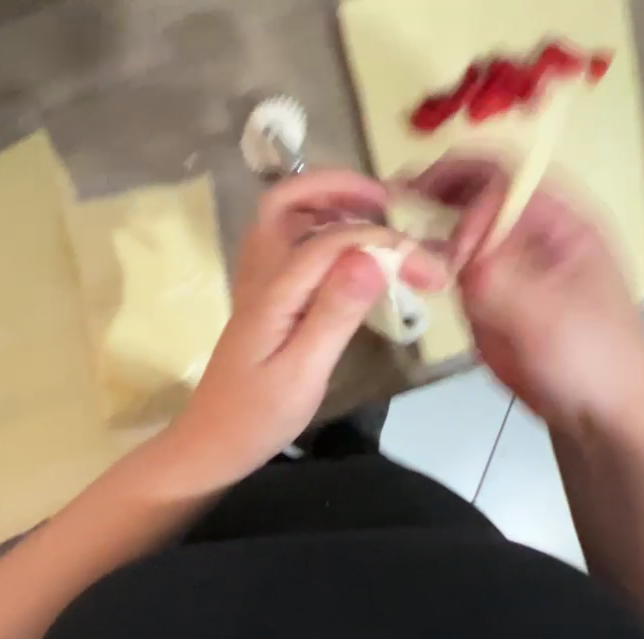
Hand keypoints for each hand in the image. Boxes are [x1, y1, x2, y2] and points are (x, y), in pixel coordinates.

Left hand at [157, 171, 445, 489]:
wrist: (211, 446)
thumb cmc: (257, 419)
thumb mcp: (302, 373)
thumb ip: (334, 313)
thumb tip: (372, 256)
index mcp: (273, 293)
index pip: (335, 241)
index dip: (387, 244)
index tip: (432, 272)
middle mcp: (259, 279)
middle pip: (287, 203)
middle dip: (338, 188)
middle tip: (386, 202)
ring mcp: (256, 290)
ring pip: (284, 222)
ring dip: (327, 207)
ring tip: (375, 221)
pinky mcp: (262, 305)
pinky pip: (286, 250)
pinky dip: (318, 236)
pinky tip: (348, 262)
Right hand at [405, 158, 643, 428]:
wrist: (597, 413)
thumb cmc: (589, 359)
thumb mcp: (547, 315)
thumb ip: (499, 278)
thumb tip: (452, 250)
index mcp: (562, 224)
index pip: (508, 182)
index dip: (470, 196)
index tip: (449, 243)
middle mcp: (532, 236)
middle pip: (480, 194)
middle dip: (439, 191)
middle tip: (394, 199)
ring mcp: (509, 267)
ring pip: (462, 229)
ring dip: (428, 224)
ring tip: (390, 231)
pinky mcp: (490, 299)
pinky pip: (455, 269)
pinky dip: (430, 263)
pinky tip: (407, 267)